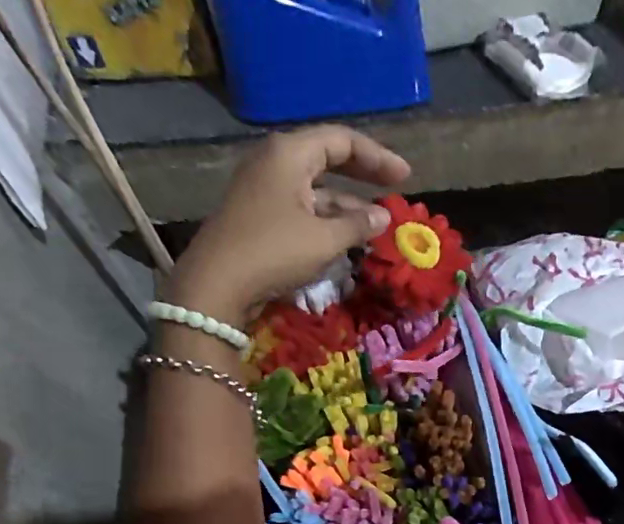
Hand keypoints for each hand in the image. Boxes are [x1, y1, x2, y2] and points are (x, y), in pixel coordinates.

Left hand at [163, 125, 410, 319]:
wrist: (217, 283)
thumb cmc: (273, 251)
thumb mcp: (324, 239)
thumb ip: (357, 224)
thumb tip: (382, 217)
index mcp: (289, 154)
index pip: (342, 140)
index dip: (377, 157)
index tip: (406, 177)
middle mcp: (275, 162)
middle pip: (328, 158)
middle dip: (364, 174)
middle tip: (395, 187)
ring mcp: (265, 189)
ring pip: (316, 187)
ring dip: (348, 203)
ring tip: (377, 223)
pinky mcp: (261, 215)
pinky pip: (303, 207)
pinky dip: (329, 218)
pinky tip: (348, 237)